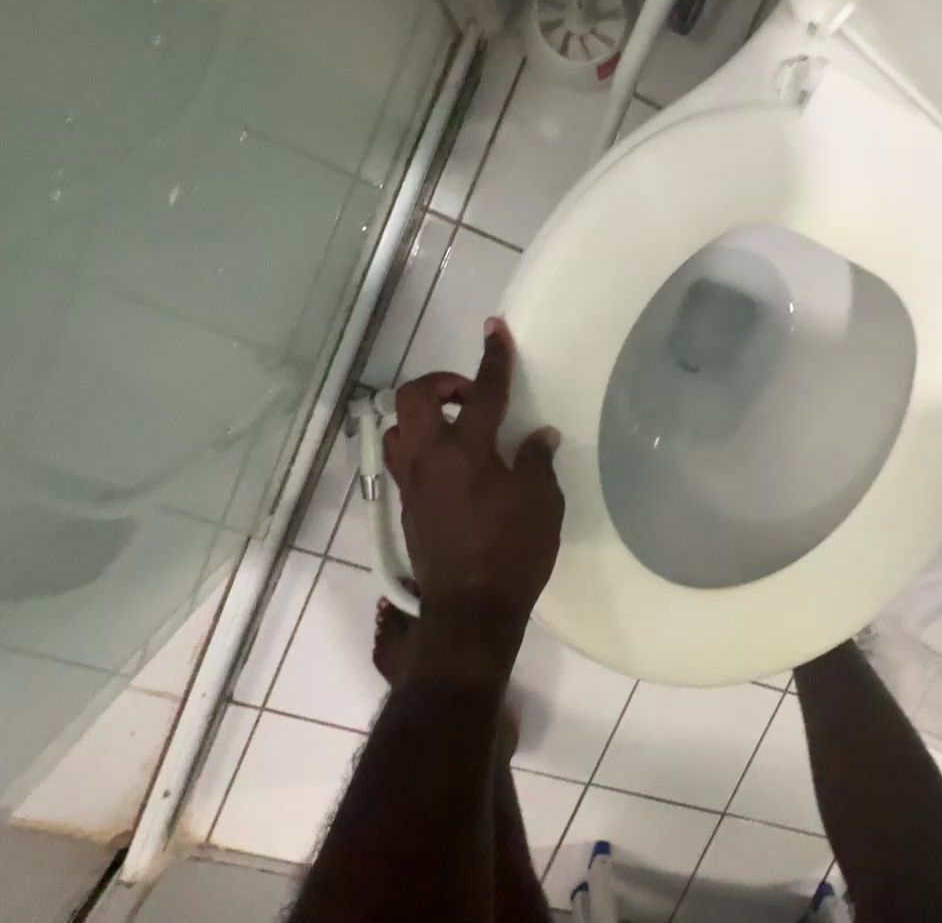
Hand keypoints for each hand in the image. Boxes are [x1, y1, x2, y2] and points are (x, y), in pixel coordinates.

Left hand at [383, 318, 563, 624]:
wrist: (471, 611)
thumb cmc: (514, 552)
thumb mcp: (542, 503)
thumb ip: (537, 461)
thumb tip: (538, 436)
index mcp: (468, 451)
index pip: (483, 392)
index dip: (493, 358)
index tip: (495, 329)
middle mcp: (431, 458)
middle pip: (414, 398)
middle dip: (441, 383)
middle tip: (473, 396)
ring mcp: (413, 483)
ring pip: (399, 429)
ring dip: (424, 416)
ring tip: (458, 428)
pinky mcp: (408, 507)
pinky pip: (404, 459)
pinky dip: (422, 446)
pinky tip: (453, 465)